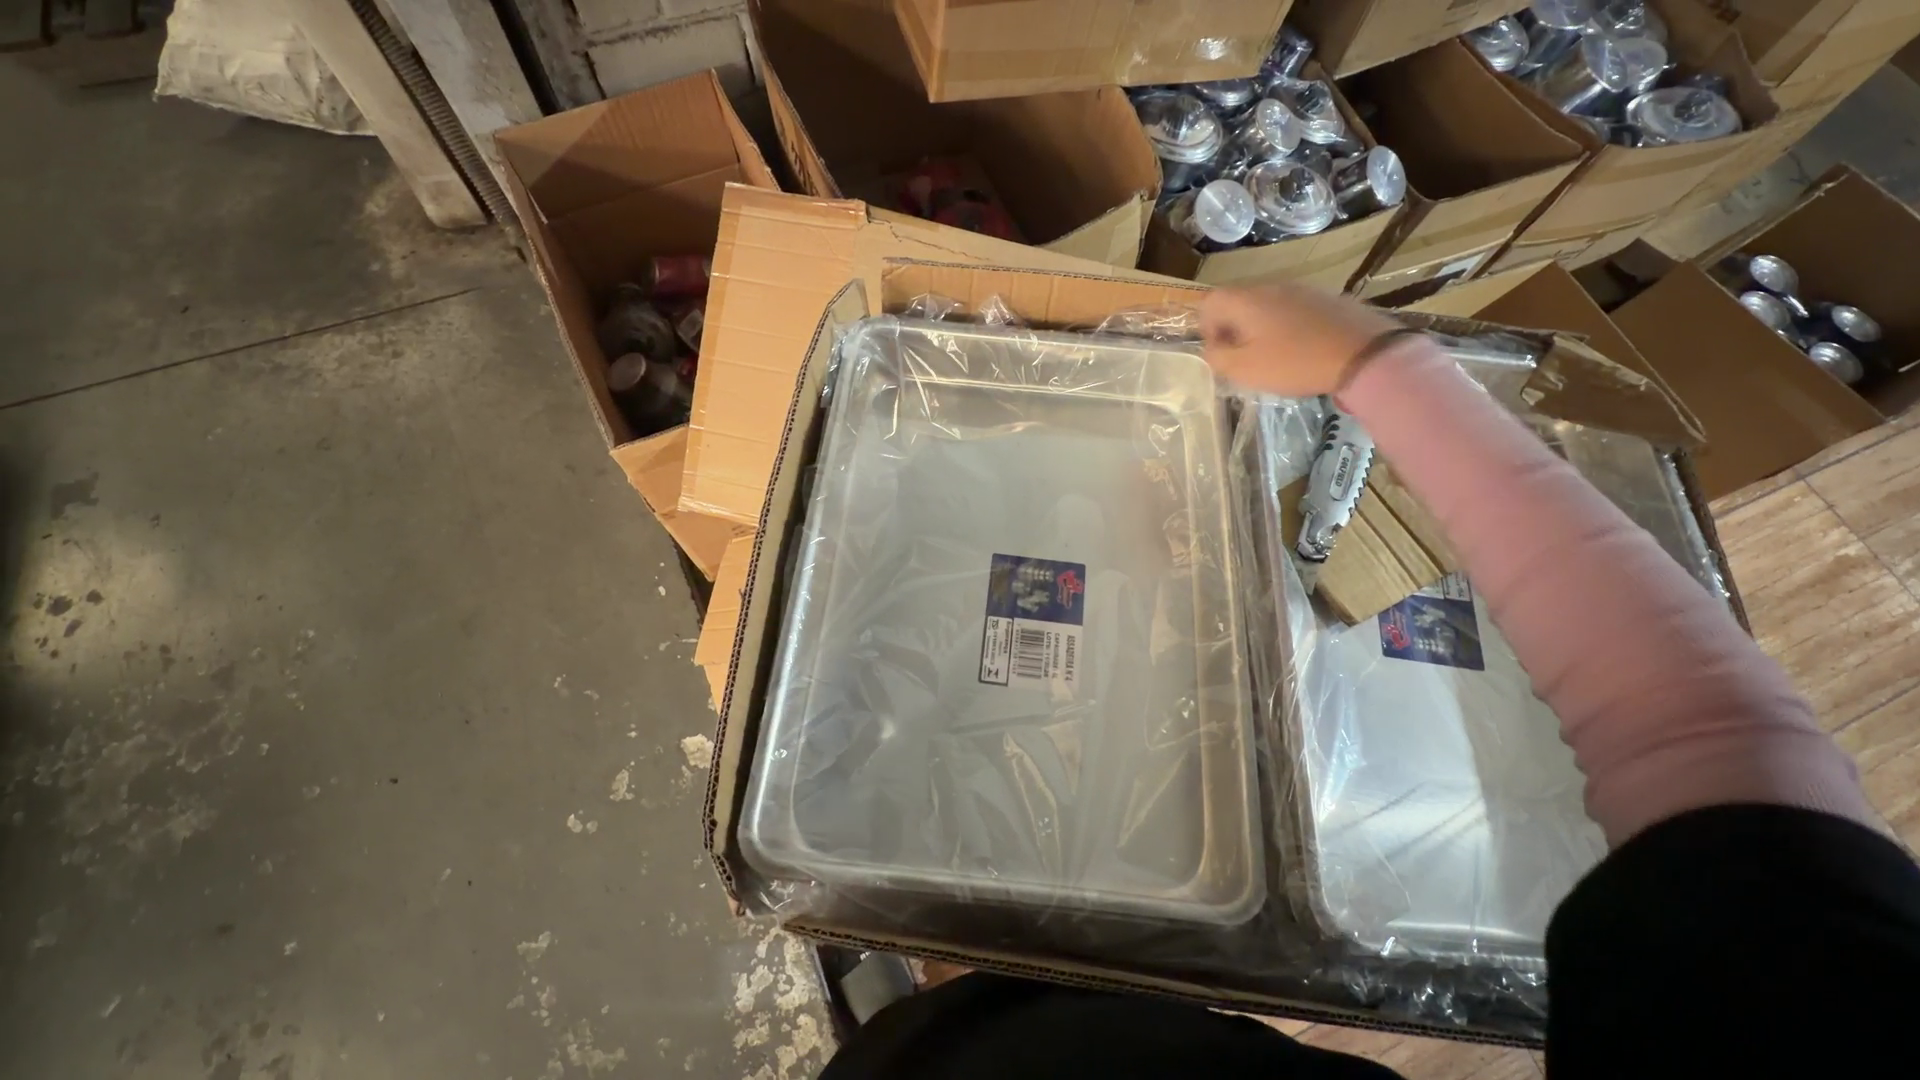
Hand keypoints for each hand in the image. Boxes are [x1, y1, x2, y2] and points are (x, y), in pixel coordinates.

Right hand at [1199, 284, 1401, 397]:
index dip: (1206, 328)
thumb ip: (1217, 357)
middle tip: (1244, 359)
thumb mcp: (1245, 369)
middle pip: (1238, 302)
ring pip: (1266, 306)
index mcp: (1247, 300)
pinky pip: (1292, 310)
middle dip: (1233, 330)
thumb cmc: (1295, 362)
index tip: (1221, 353)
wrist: (1364, 353)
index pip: (1209, 302)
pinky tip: (1300, 350)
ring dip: (1260, 329)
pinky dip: (1286, 328)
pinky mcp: (1325, 299)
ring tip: (1273, 357)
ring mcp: (1301, 289)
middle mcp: (1271, 287)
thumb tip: (1211, 347)